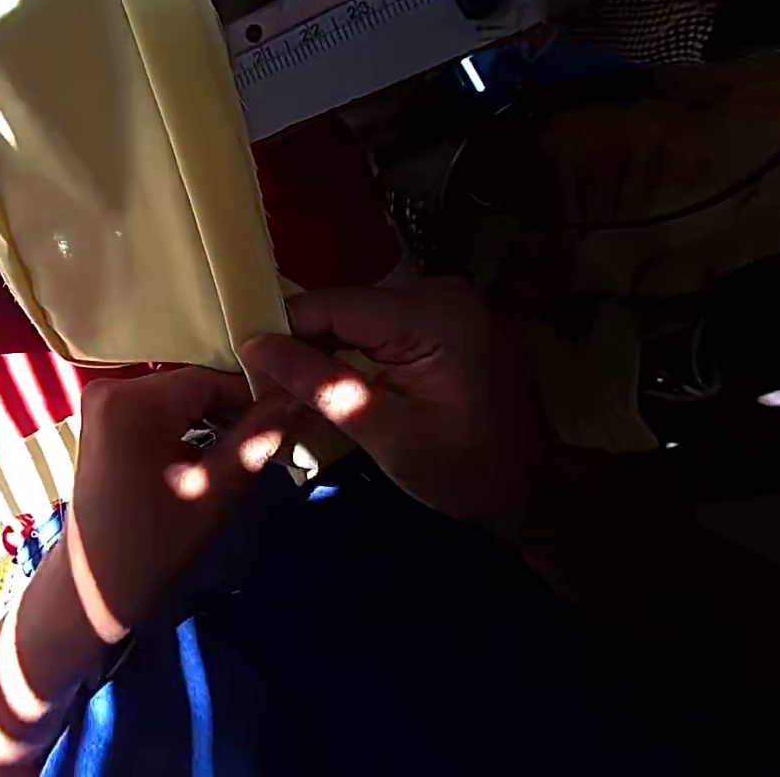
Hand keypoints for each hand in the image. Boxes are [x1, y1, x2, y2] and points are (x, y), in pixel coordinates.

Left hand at [63, 367, 293, 642]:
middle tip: (265, 430)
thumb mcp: (216, 490)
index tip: (282, 416)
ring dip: (207, 410)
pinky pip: (155, 400)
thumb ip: (257, 438)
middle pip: (190, 382)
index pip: (209, 379)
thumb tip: (294, 398)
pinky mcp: (101, 412)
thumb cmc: (156, 543)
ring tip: (238, 438)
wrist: (96, 584)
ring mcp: (101, 396)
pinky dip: (182, 415)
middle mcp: (110, 385)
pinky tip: (203, 440)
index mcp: (133, 400)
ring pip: (175, 390)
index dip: (251, 396)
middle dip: (229, 404)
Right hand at [240, 283, 537, 533]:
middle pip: (339, 305)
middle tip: (266, 383)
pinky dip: (343, 345)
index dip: (283, 330)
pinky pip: (370, 320)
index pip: (332, 305)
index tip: (250, 366)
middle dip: (299, 341)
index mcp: (435, 316)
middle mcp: (439, 291)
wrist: (529, 488)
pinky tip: (327, 371)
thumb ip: (321, 385)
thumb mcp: (387, 436)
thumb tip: (254, 346)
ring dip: (318, 344)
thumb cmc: (465, 472)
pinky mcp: (436, 314)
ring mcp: (440, 299)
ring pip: (349, 311)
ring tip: (290, 381)